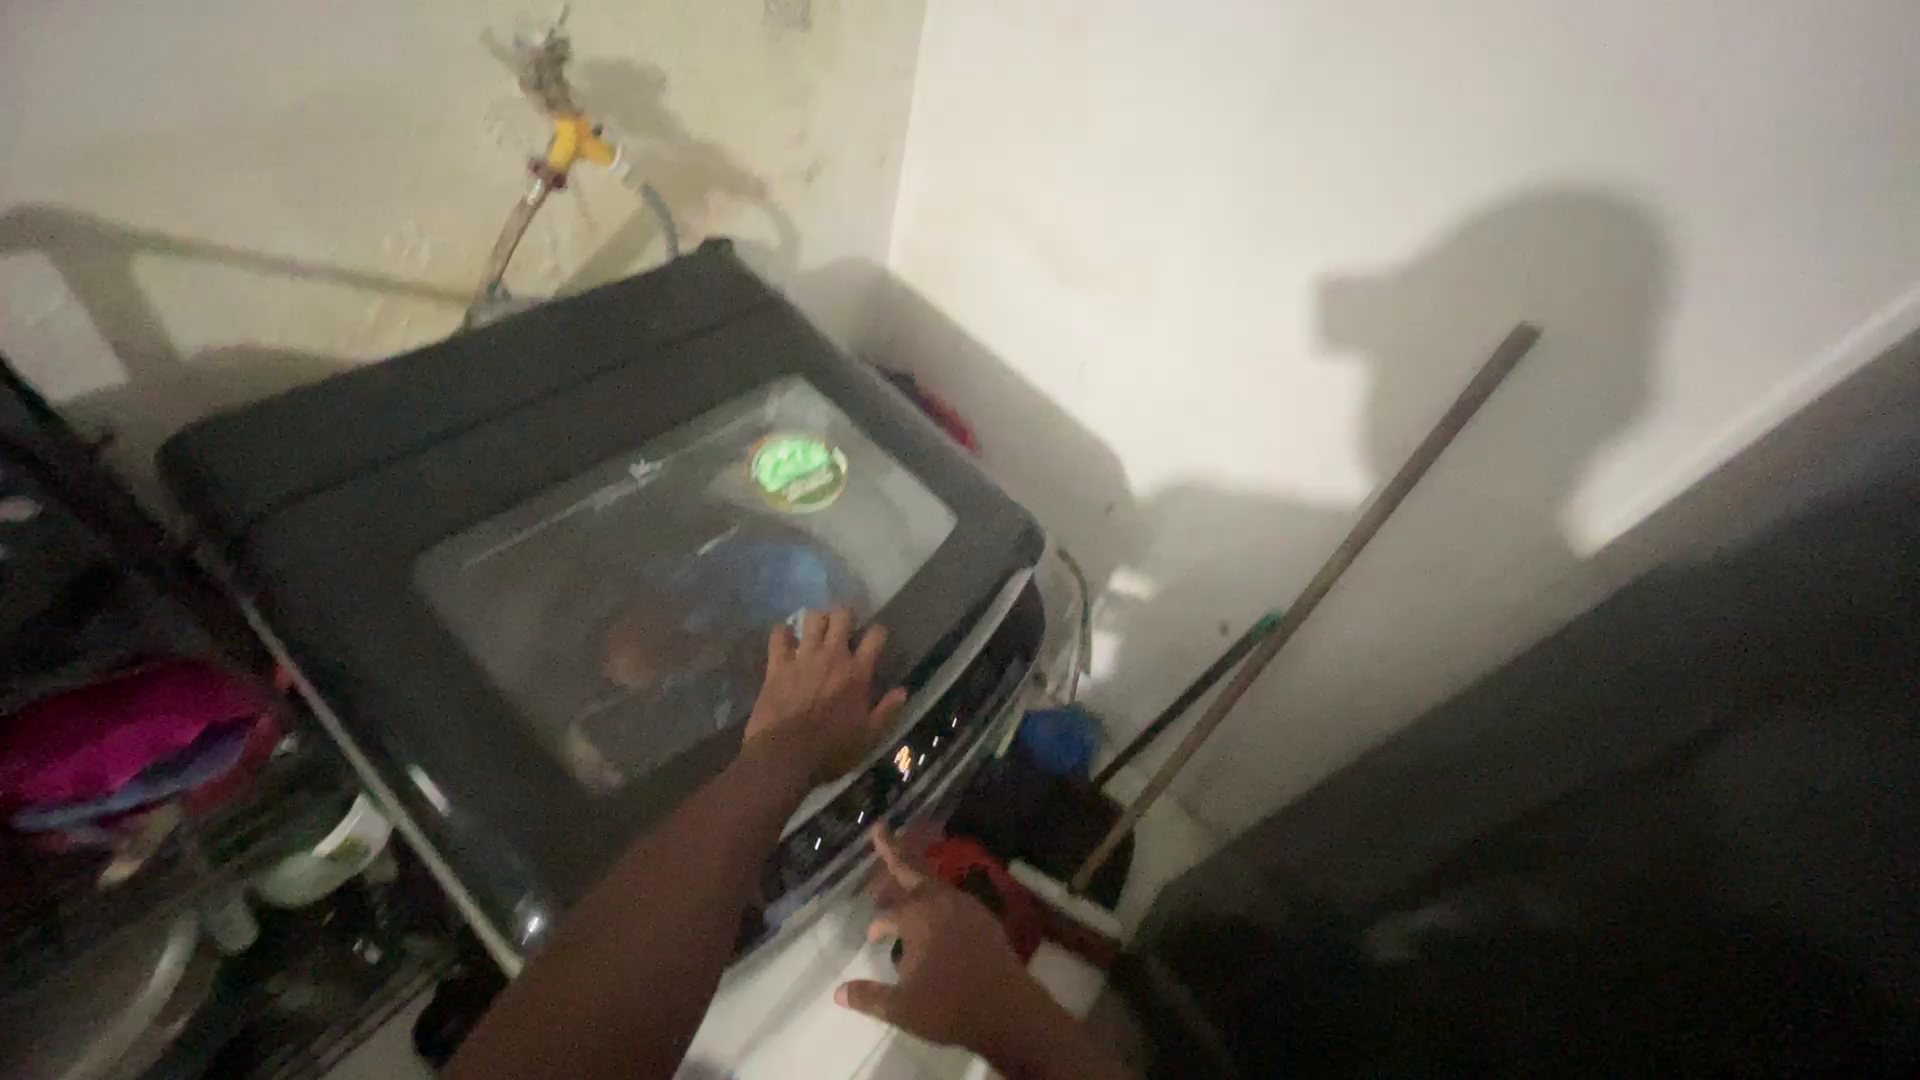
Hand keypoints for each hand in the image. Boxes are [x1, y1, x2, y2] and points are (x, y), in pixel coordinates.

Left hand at [744, 609, 907, 784]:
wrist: (785, 754)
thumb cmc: (831, 749)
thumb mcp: (868, 736)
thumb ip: (887, 711)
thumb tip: (903, 691)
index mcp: (857, 672)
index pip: (876, 635)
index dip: (878, 632)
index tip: (877, 639)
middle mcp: (832, 656)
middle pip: (842, 615)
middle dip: (845, 616)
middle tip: (844, 628)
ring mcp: (803, 657)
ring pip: (812, 618)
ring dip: (817, 620)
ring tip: (817, 630)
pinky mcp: (777, 664)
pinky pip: (779, 635)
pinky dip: (782, 633)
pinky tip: (785, 637)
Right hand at [835, 829, 1047, 1060]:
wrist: (1005, 1008)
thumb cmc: (949, 1007)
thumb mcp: (902, 1008)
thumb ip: (869, 997)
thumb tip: (838, 992)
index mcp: (916, 917)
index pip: (887, 915)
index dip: (877, 926)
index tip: (873, 938)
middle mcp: (938, 902)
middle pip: (911, 869)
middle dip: (893, 849)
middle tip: (880, 828)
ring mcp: (964, 904)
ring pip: (933, 881)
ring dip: (917, 875)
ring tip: (907, 870)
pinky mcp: (983, 914)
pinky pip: (953, 896)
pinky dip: (939, 894)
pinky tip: (938, 906)